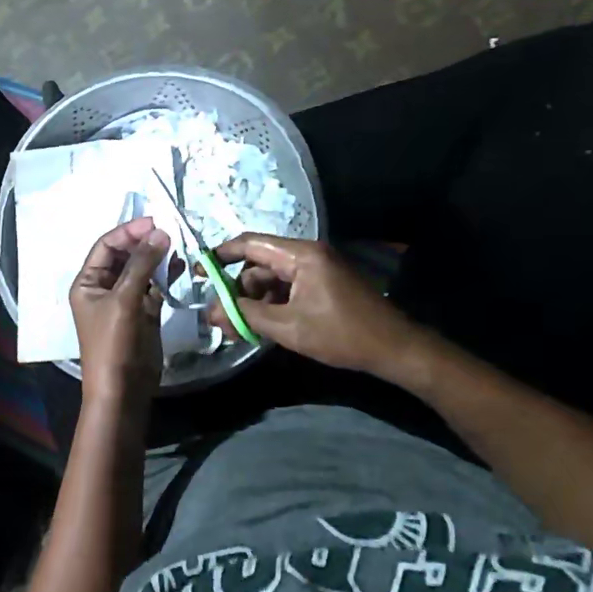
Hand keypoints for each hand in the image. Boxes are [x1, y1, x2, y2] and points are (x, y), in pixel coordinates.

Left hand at [69, 217, 170, 400]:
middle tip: (170, 232)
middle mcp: (104, 288)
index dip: (128, 232)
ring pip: (142, 269)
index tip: (154, 222)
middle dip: (145, 242)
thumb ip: (141, 265)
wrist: (123, 389)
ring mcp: (126, 300)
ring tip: (178, 245)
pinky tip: (181, 265)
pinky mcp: (144, 312)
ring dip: (158, 257)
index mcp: (87, 282)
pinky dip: (166, 275)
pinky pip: (155, 286)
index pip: (106, 246)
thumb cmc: (114, 343)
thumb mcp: (124, 300)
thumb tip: (160, 232)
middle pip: (125, 255)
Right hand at [209, 234, 420, 376]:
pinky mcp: (324, 283)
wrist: (394, 348)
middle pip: (260, 263)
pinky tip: (261, 325)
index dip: (221, 255)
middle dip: (237, 288)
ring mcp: (318, 269)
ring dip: (254, 299)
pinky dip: (272, 303)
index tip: (198, 271)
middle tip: (220, 316)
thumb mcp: (287, 327)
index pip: (250, 243)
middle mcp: (308, 254)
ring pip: (273, 278)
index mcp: (301, 255)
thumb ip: (246, 315)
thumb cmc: (341, 334)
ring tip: (238, 328)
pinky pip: (289, 287)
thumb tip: (211, 311)